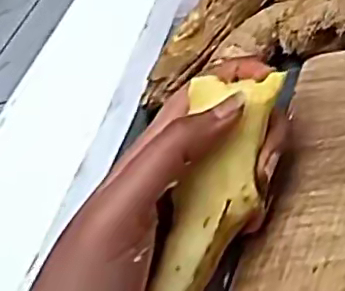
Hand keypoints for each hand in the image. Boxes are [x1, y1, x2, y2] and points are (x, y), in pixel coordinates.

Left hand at [32, 59, 289, 290]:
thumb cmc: (77, 287)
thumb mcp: (118, 207)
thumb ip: (171, 148)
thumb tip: (230, 102)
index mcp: (151, 154)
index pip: (199, 93)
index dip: (235, 75)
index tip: (268, 78)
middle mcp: (176, 175)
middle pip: (233, 124)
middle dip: (262, 128)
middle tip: (264, 160)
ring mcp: (191, 211)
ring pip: (244, 164)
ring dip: (263, 169)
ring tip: (258, 197)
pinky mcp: (204, 247)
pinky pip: (244, 211)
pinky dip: (258, 209)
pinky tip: (251, 225)